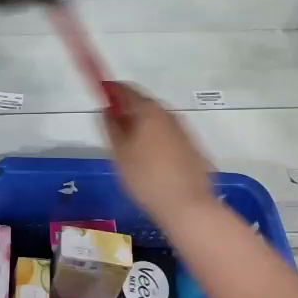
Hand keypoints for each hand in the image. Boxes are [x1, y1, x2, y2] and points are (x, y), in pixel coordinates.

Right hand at [101, 81, 219, 225]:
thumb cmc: (147, 178)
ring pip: (159, 121)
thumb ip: (111, 126)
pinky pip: (171, 137)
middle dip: (129, 112)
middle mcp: (168, 114)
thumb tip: (106, 109)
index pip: (126, 89)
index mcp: (148, 110)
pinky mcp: (195, 148)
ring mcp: (185, 131)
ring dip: (145, 127)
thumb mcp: (120, 153)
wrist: (189, 207)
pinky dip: (160, 142)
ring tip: (134, 151)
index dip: (111, 91)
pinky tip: (155, 163)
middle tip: (116, 131)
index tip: (102, 99)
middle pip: (144, 104)